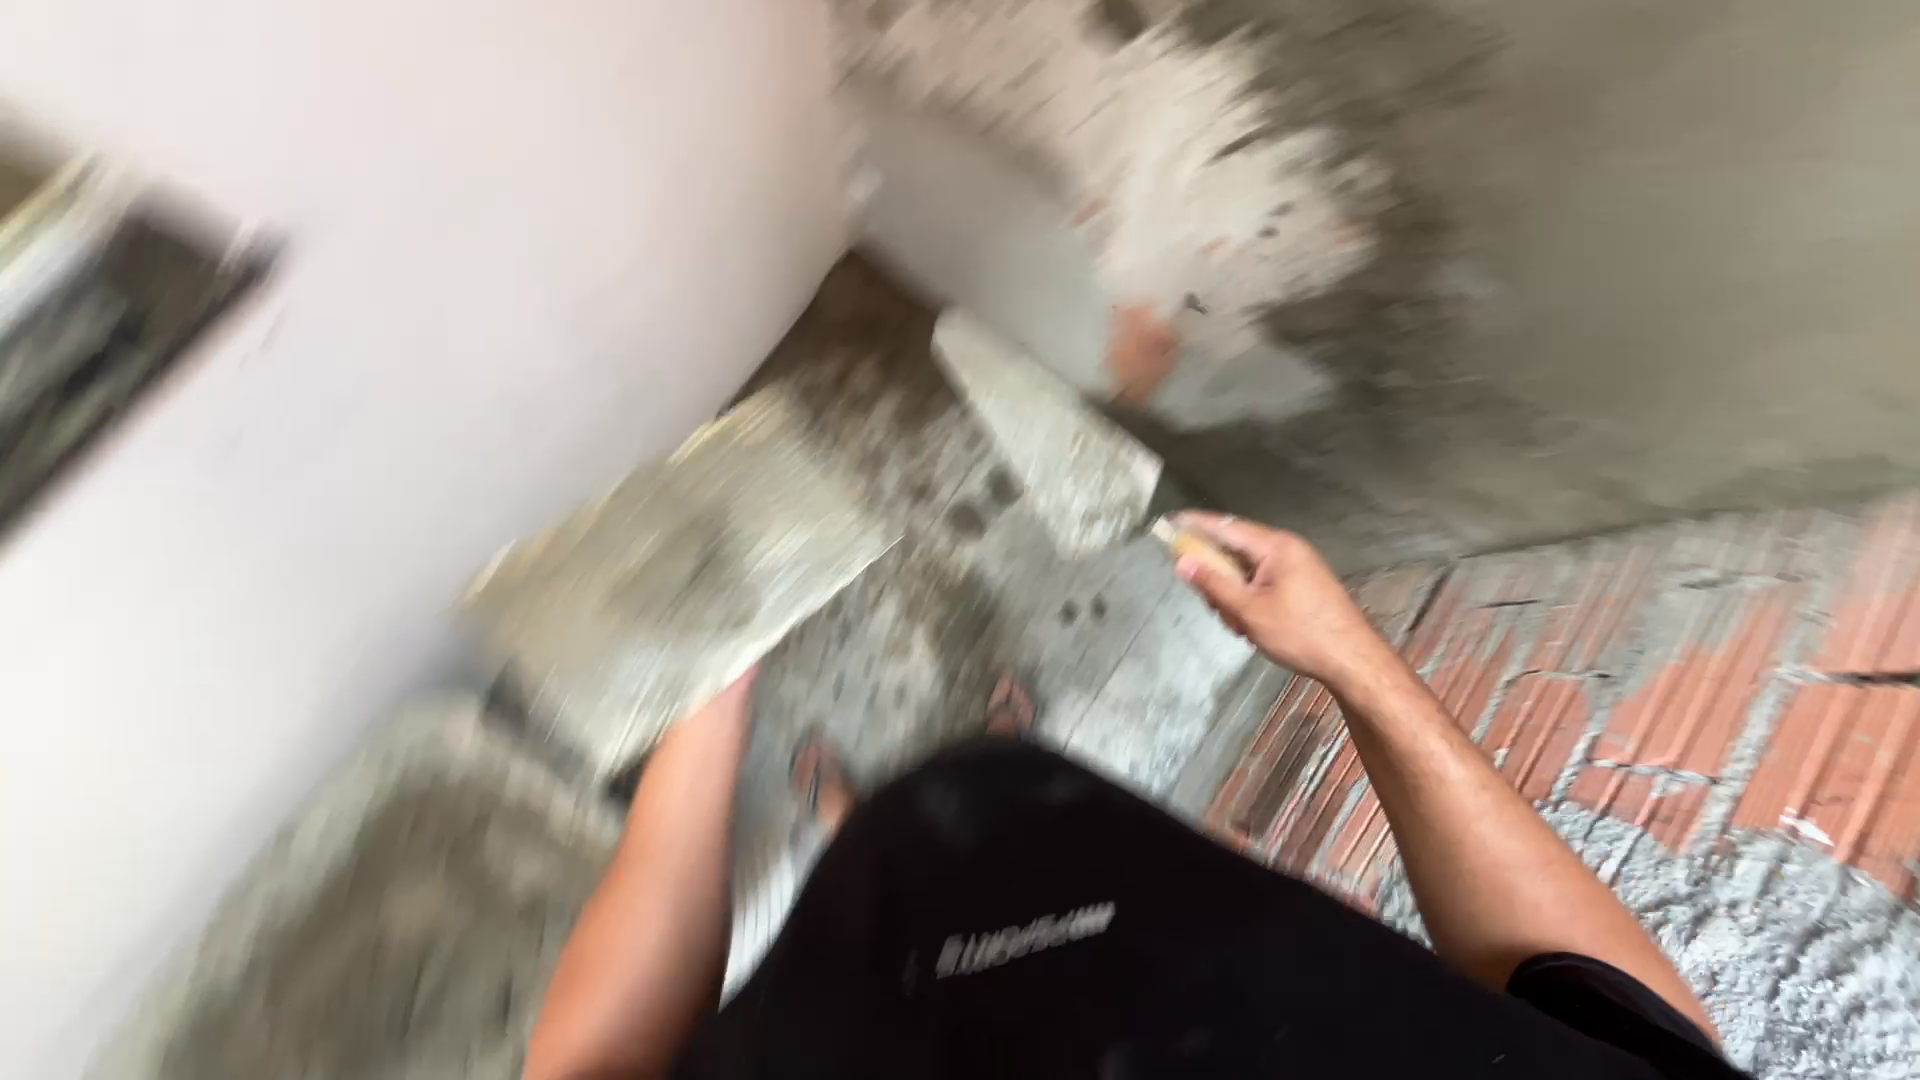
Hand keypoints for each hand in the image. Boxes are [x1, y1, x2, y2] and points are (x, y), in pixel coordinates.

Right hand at [1171, 512, 1392, 691]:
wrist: (1352, 660)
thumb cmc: (1302, 633)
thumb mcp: (1249, 611)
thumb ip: (1213, 584)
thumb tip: (1183, 562)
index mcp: (1276, 547)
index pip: (1226, 527)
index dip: (1195, 524)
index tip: (1170, 522)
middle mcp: (1287, 550)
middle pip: (1234, 551)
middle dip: (1216, 577)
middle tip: (1214, 605)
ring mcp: (1295, 568)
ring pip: (1245, 572)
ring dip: (1233, 596)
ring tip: (1240, 626)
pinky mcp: (1299, 585)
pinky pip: (1260, 584)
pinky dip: (1248, 601)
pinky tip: (1251, 626)